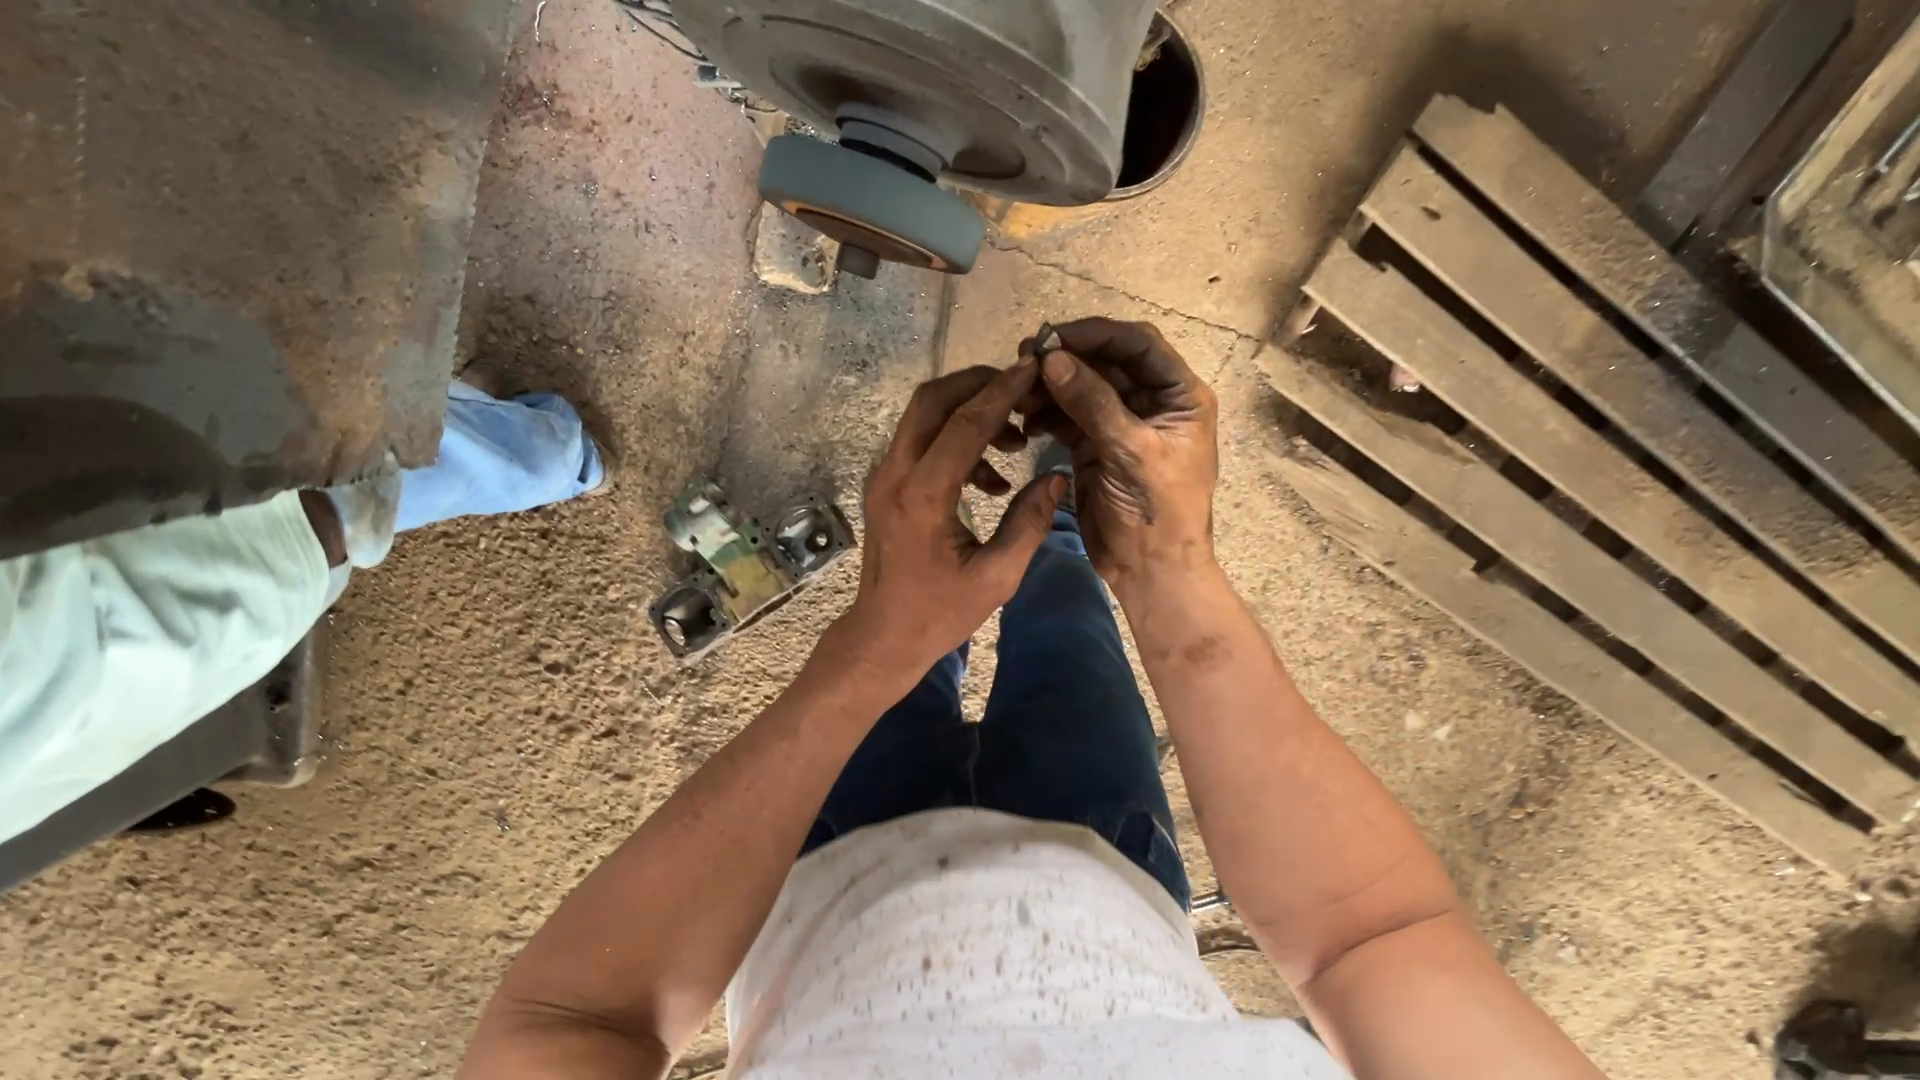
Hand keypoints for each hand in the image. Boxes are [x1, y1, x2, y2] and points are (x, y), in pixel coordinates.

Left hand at [836, 359, 1067, 677]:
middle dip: (979, 385)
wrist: (883, 634)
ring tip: (1015, 440)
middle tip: (1024, 391)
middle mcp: (895, 474)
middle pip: (932, 400)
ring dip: (969, 412)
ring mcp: (884, 477)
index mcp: (923, 494)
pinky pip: (920, 441)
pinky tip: (992, 477)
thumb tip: (1057, 476)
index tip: (1034, 369)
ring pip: (922, 416)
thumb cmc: (940, 613)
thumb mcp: (997, 576)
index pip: (964, 422)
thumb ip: (1029, 522)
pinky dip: (956, 440)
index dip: (1002, 391)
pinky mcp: (885, 485)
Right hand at [1017, 318, 1218, 598]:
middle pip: (1106, 363)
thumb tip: (1053, 358)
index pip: (1139, 345)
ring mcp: (1120, 424)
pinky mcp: (1094, 447)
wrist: (1150, 570)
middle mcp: (1151, 402)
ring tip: (1019, 390)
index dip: (1098, 334)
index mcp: (1179, 396)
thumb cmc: (1158, 510)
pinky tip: (1025, 418)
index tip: (1055, 337)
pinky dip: (1046, 413)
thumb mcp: (1131, 451)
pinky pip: (1068, 417)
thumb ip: (1093, 403)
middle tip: (1025, 357)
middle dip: (1068, 358)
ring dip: (1051, 385)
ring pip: (1082, 388)